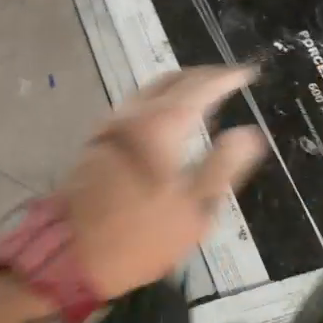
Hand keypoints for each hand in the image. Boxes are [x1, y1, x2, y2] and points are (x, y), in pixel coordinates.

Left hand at [59, 65, 269, 297]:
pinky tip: (172, 120)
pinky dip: (162, 101)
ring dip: (180, 86)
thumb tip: (249, 133)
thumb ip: (223, 164)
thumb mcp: (194, 208)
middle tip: (229, 81)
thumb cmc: (140, 233)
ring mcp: (113, 123)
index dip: (227, 77)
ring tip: (206, 97)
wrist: (73, 249)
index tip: (248, 72)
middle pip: (173, 79)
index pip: (200, 86)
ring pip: (152, 89)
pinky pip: (139, 104)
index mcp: (161, 122)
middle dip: (203, 76)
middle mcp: (135, 112)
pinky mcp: (101, 138)